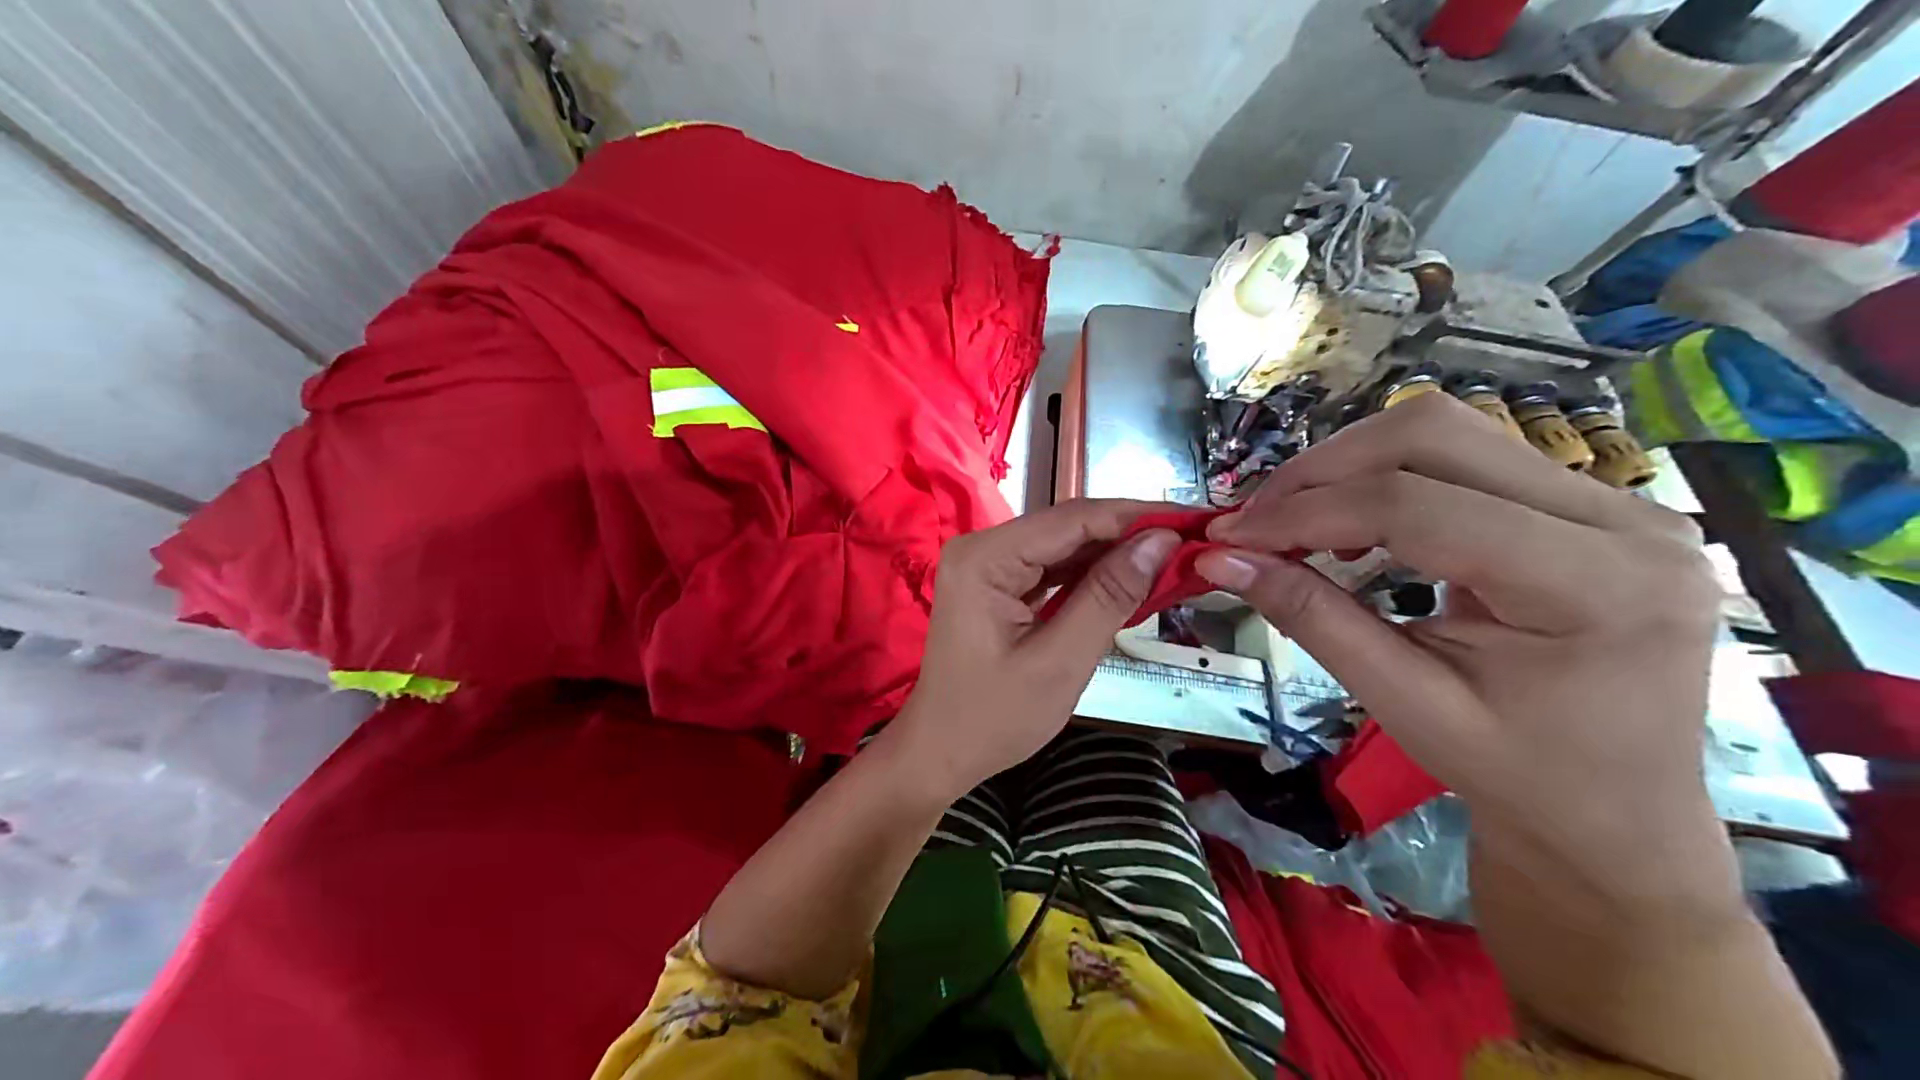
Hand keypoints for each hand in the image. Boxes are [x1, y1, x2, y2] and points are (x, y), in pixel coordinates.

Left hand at [886, 499, 1180, 799]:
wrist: (941, 752)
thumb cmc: (993, 719)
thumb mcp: (1060, 662)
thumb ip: (1109, 597)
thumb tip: (1160, 542)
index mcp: (985, 558)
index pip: (1072, 519)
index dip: (1137, 516)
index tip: (1195, 520)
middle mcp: (982, 547)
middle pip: (1069, 527)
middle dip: (1131, 534)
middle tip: (1194, 540)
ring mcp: (987, 564)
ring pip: (1065, 546)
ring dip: (1116, 554)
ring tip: (1175, 558)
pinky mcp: (997, 583)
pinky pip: (1053, 569)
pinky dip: (1092, 575)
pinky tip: (1132, 578)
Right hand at [1193, 393, 1720, 852]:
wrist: (1615, 813)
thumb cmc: (1515, 775)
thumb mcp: (1403, 702)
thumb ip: (1311, 617)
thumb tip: (1220, 559)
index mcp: (1595, 585)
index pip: (1416, 506)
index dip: (1306, 513)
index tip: (1227, 536)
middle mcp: (1622, 518)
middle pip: (1434, 436)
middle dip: (1321, 471)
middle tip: (1255, 521)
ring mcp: (1613, 502)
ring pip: (1446, 432)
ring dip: (1348, 467)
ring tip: (1294, 521)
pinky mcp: (1587, 504)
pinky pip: (1464, 458)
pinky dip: (1383, 478)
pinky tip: (1352, 524)